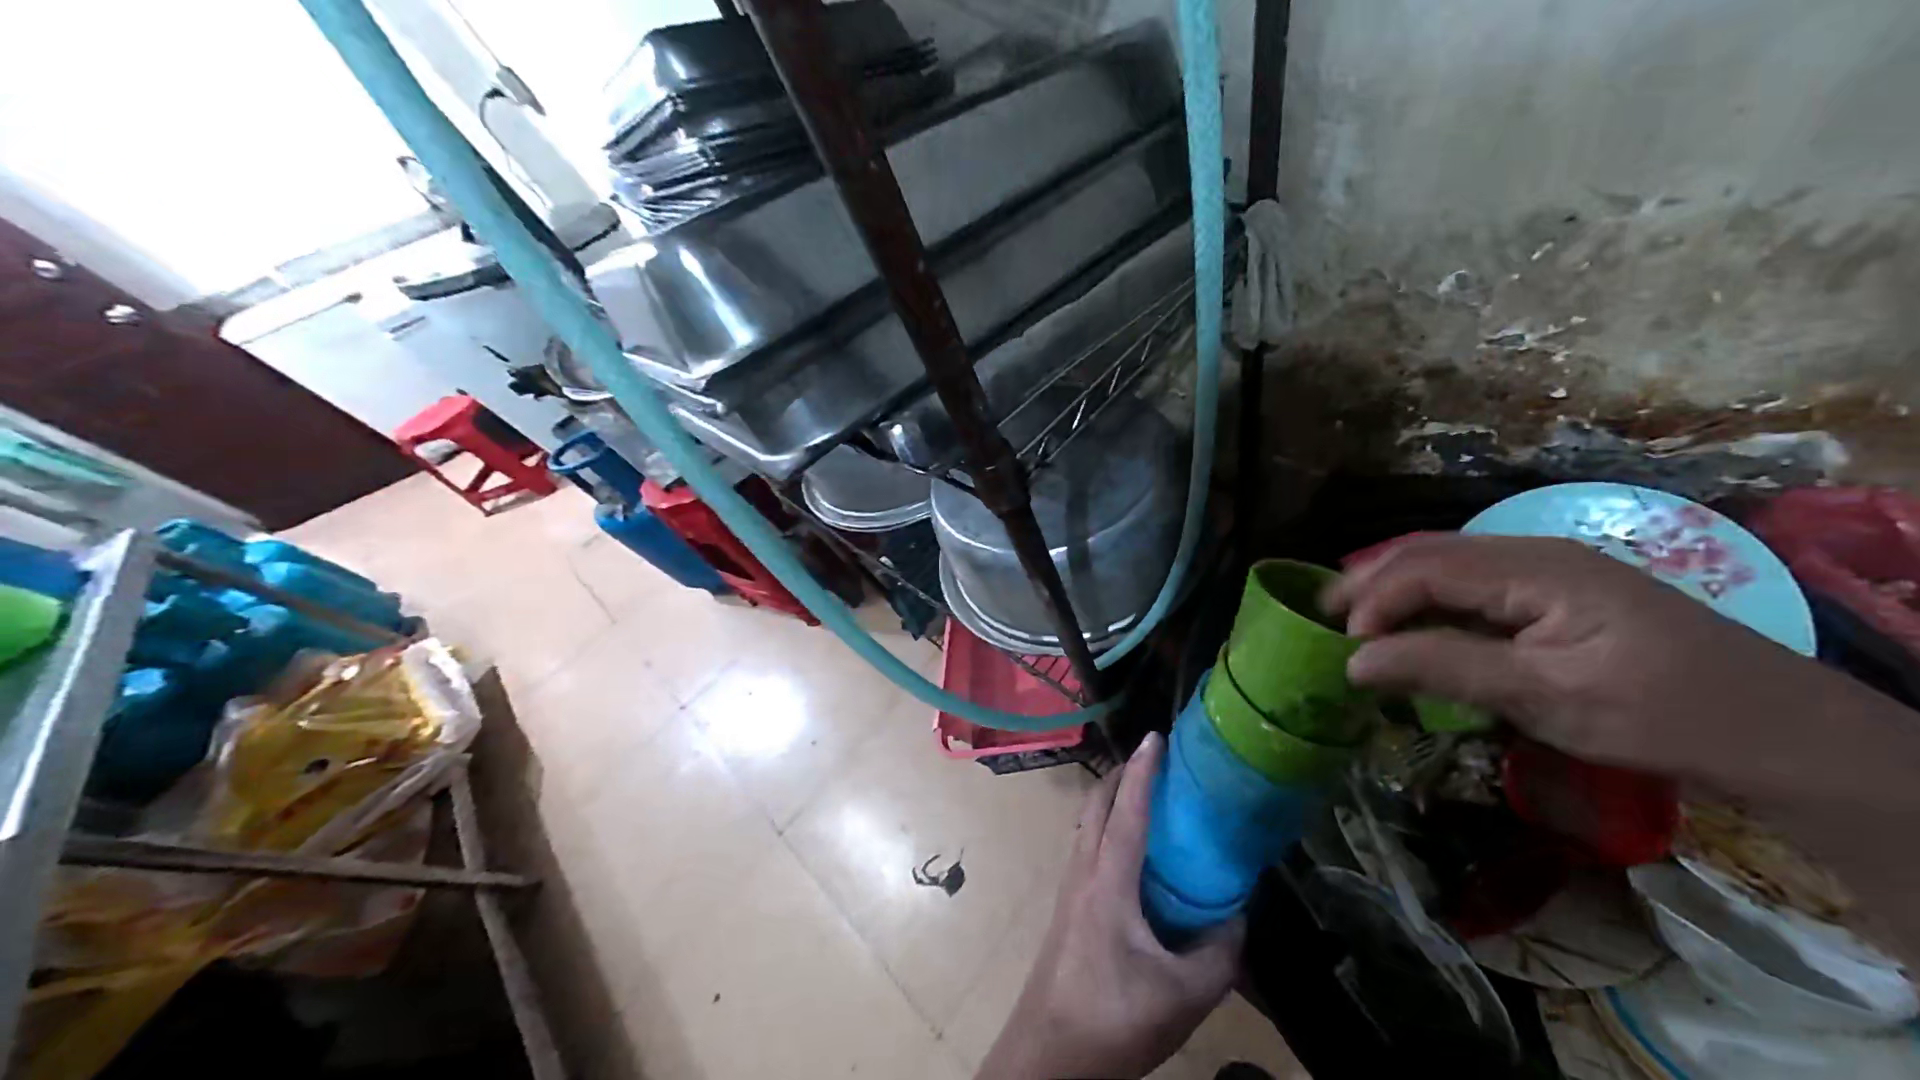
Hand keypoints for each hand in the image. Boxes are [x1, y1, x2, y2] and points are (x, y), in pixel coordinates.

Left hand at [978, 733, 1243, 1079]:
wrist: (1050, 1054)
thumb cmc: (1116, 1017)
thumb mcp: (1185, 993)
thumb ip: (1220, 953)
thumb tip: (1237, 916)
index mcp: (1108, 879)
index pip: (1127, 809)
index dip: (1143, 770)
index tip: (1156, 736)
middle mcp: (1083, 870)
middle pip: (1096, 804)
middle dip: (1122, 775)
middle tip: (1156, 764)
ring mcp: (1069, 888)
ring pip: (1086, 824)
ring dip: (1111, 800)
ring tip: (1147, 799)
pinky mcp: (1067, 908)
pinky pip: (1087, 848)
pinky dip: (1107, 828)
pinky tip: (1133, 854)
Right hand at [1321, 534, 1917, 806]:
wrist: (1780, 733)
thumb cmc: (1663, 713)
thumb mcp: (1547, 696)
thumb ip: (1444, 668)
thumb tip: (1352, 661)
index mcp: (1537, 567)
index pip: (1426, 566)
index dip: (1374, 600)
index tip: (1345, 647)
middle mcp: (1534, 554)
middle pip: (1428, 554)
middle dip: (1369, 585)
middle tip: (1323, 619)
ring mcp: (1545, 572)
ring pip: (1445, 566)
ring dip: (1394, 592)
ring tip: (1351, 621)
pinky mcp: (1552, 595)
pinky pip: (1470, 587)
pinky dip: (1427, 605)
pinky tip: (1409, 627)